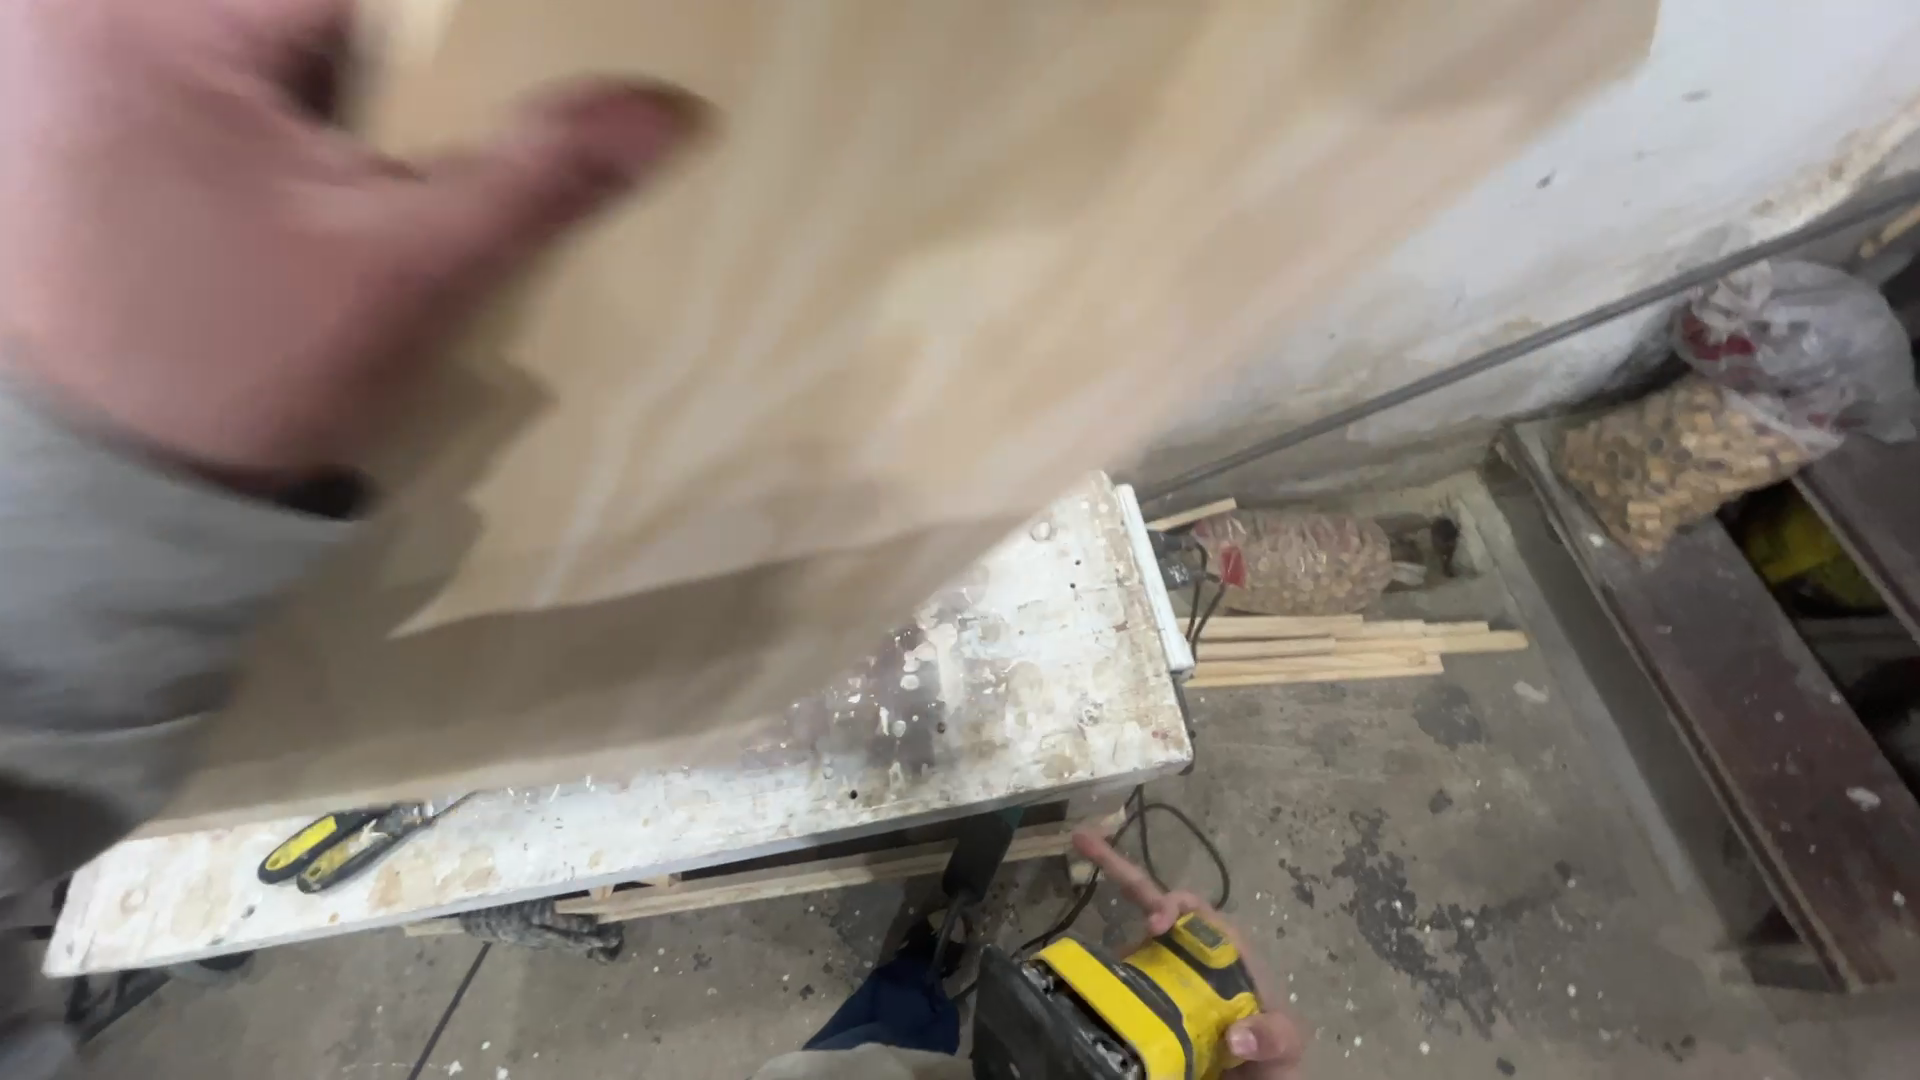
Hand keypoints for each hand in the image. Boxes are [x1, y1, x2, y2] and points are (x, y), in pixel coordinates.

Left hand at [0, 0, 698, 491]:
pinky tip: (383, 174)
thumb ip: (545, 178)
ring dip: (400, 95)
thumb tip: (666, 110)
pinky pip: (272, 81)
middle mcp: (97, 12)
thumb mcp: (424, 268)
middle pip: (347, 18)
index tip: (550, 63)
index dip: (477, 25)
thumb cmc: (271, 365)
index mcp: (155, 19)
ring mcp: (97, 59)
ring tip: (427, 172)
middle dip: (438, 67)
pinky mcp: (121, 109)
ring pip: (314, 49)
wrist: (154, 466)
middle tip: (483, 140)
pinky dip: (348, 117)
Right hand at [1072, 829, 1305, 1079]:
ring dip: (1105, 921)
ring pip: (1129, 940)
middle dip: (1114, 864)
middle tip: (1082, 839)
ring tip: (1078, 928)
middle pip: (1148, 900)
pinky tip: (1081, 975)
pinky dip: (1099, 973)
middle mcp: (1186, 949)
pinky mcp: (1147, 1000)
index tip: (1154, 924)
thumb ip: (1271, 1034)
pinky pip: (1120, 980)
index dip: (1169, 905)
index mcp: (1220, 945)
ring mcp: (1164, 972)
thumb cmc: (1275, 1054)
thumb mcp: (1285, 1042)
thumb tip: (1237, 1038)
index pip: (1190, 907)